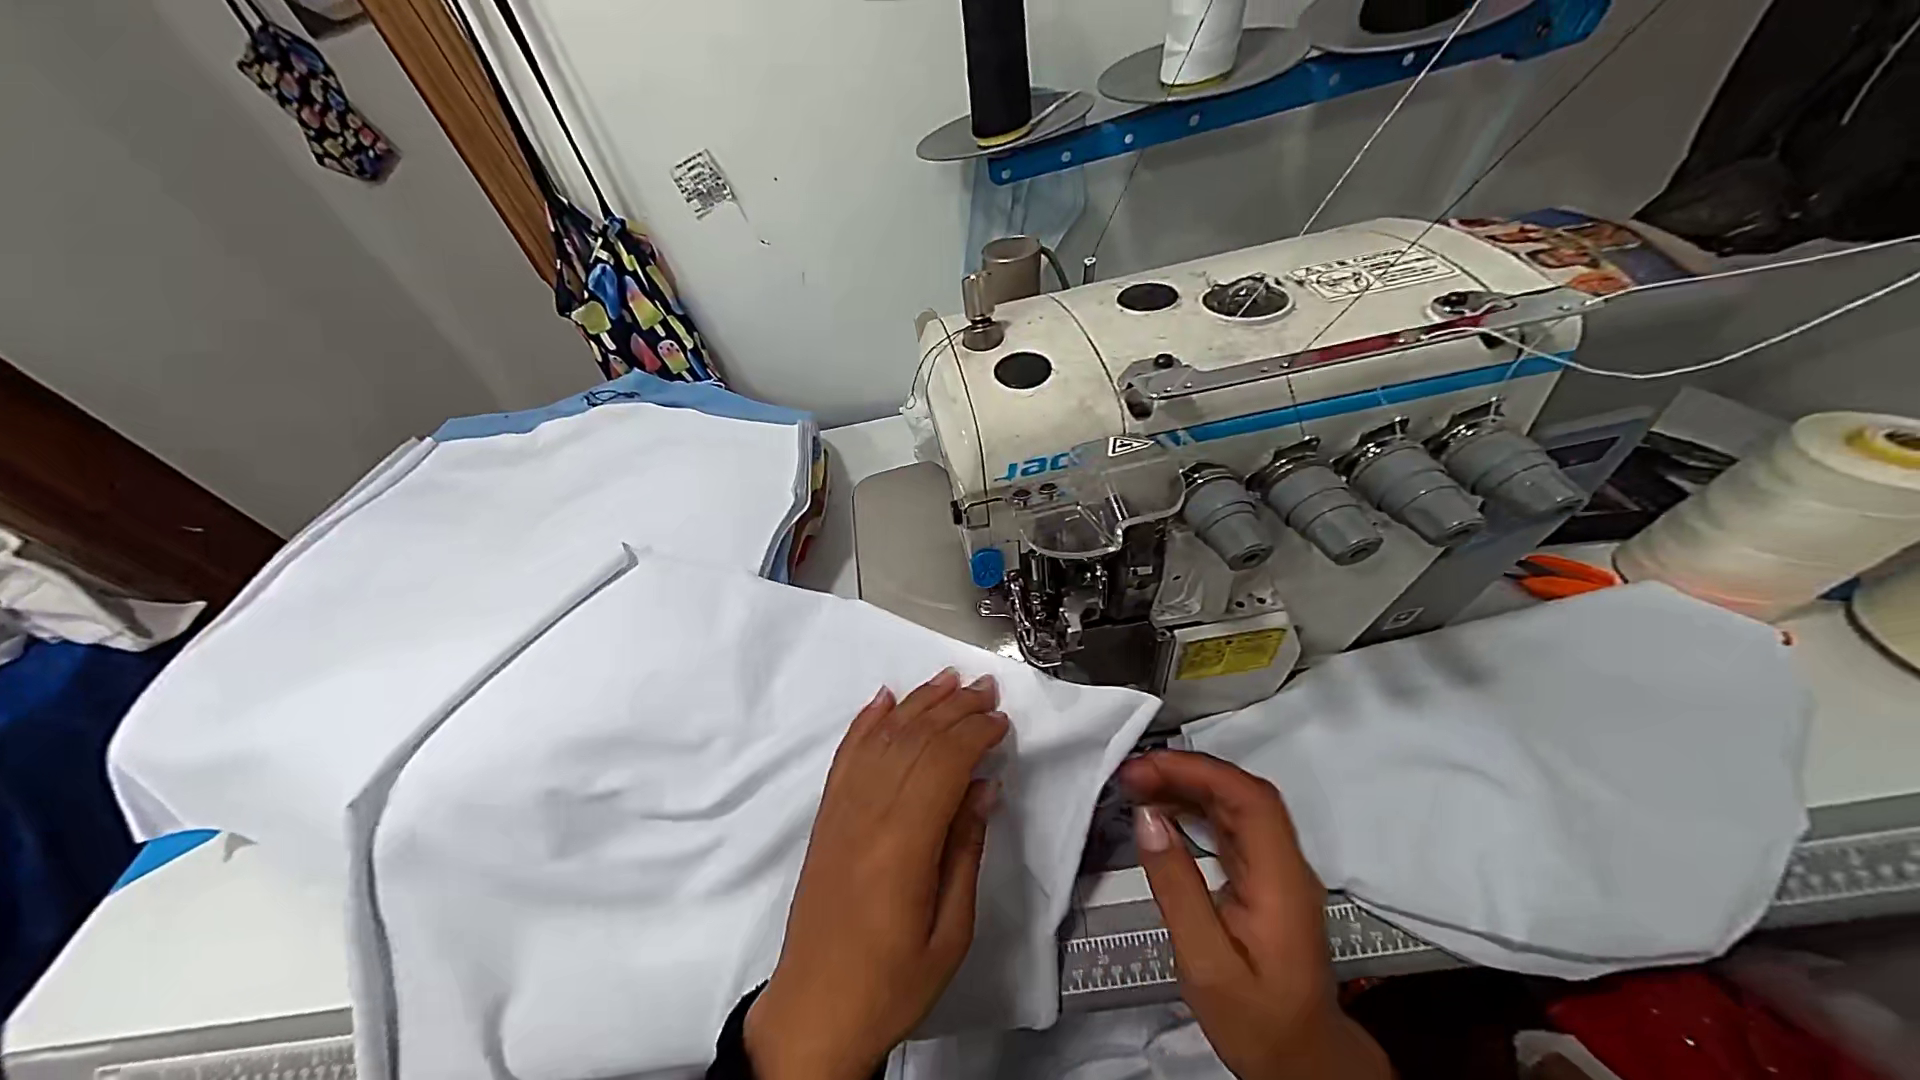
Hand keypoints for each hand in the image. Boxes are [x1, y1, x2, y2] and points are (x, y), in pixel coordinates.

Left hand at [745, 668, 1007, 1079]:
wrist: (814, 1011)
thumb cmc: (892, 982)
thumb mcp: (950, 930)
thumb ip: (965, 850)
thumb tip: (984, 789)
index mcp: (903, 844)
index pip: (943, 763)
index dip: (975, 734)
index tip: (1002, 722)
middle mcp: (867, 814)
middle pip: (914, 740)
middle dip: (954, 708)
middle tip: (986, 689)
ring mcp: (840, 811)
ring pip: (882, 738)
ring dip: (916, 703)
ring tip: (946, 680)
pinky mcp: (825, 816)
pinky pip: (847, 755)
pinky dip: (866, 722)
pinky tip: (883, 699)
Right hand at [1120, 751, 1389, 1079]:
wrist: (1304, 1064)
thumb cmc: (1257, 1021)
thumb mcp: (1205, 962)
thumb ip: (1176, 886)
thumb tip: (1147, 819)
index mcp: (1280, 880)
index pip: (1248, 799)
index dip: (1197, 771)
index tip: (1146, 768)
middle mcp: (1285, 864)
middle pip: (1241, 793)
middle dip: (1185, 772)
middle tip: (1132, 774)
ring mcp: (1277, 868)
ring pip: (1235, 804)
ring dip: (1187, 786)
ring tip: (1139, 785)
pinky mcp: (1263, 877)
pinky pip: (1229, 825)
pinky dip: (1193, 807)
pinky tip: (1164, 811)